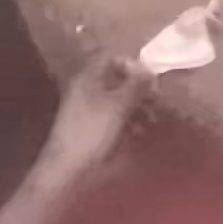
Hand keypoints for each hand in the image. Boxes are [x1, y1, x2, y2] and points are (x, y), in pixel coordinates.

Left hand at [43, 55, 151, 175]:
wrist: (66, 166)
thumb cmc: (93, 131)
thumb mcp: (118, 106)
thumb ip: (135, 85)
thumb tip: (149, 70)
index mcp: (89, 77)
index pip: (110, 57)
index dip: (131, 63)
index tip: (149, 78)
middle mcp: (86, 88)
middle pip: (115, 78)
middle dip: (137, 87)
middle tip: (156, 99)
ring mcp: (85, 107)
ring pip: (115, 98)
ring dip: (135, 105)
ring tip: (152, 117)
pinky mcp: (89, 126)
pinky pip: (111, 114)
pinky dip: (126, 119)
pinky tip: (139, 131)